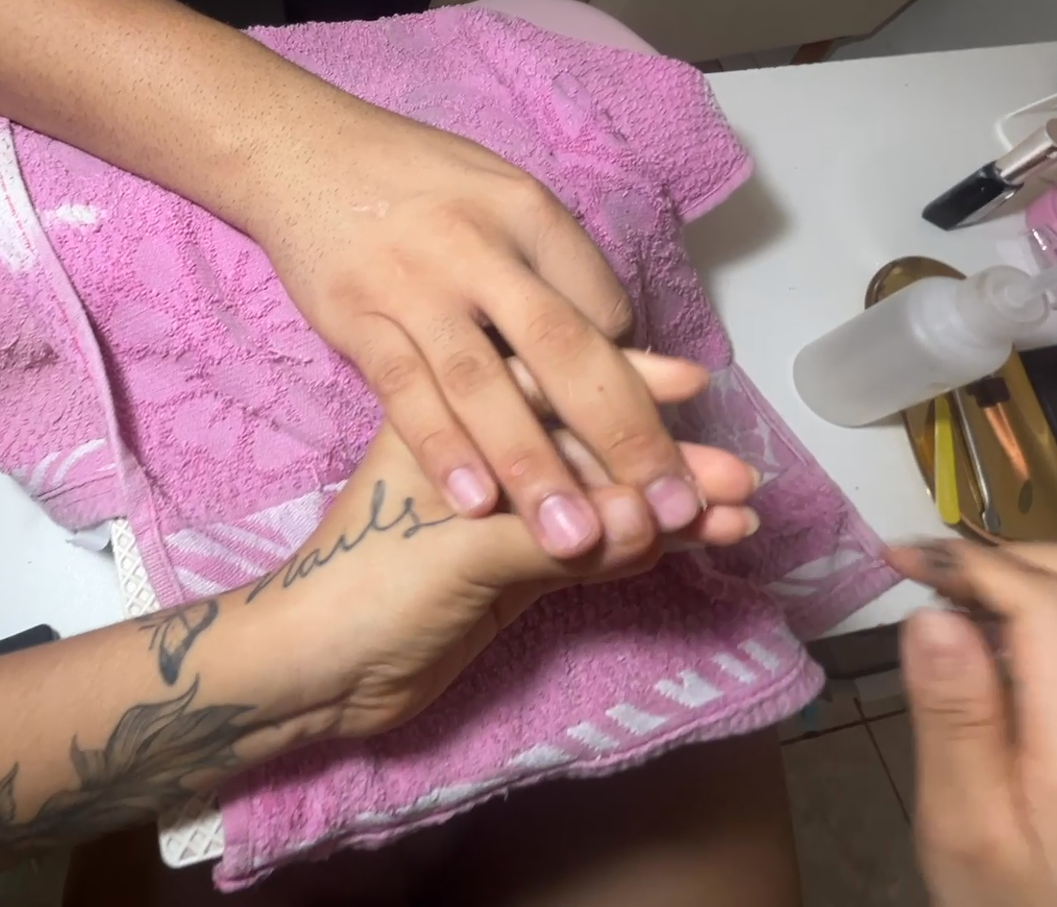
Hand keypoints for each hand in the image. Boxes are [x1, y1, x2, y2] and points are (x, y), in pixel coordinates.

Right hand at [248, 115, 706, 559]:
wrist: (302, 153)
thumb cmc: (406, 174)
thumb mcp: (493, 187)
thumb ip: (543, 256)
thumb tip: (598, 328)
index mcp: (525, 211)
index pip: (600, 305)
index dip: (635, 381)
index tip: (652, 443)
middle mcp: (476, 248)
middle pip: (560, 349)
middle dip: (621, 434)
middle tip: (671, 509)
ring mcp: (412, 285)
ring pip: (481, 382)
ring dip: (531, 463)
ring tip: (575, 537)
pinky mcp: (356, 319)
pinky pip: (404, 390)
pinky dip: (440, 446)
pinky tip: (472, 501)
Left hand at [248, 409, 760, 741]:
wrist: (318, 671)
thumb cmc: (364, 586)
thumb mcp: (453, 553)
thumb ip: (550, 536)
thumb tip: (651, 516)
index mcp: (447, 423)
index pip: (541, 387)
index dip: (616, 385)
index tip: (693, 386)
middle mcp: (481, 457)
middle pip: (581, 445)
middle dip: (655, 459)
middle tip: (737, 477)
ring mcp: (502, 514)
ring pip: (594, 500)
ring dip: (660, 507)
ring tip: (739, 514)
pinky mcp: (516, 566)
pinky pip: (589, 549)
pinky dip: (637, 548)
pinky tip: (696, 544)